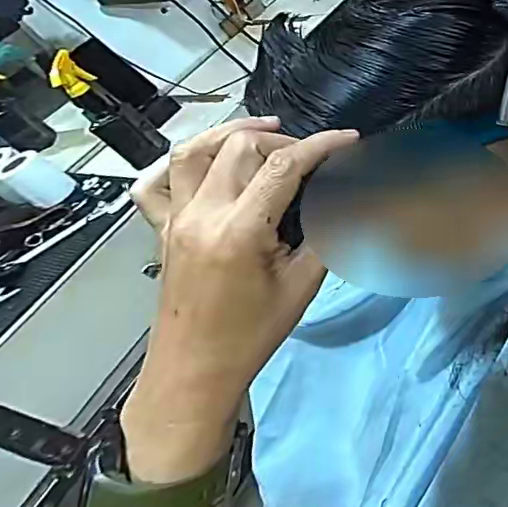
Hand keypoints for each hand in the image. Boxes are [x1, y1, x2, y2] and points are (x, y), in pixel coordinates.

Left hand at [121, 119, 357, 481]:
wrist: (193, 374)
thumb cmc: (251, 334)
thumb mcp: (303, 283)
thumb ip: (329, 234)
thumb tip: (352, 199)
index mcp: (239, 230)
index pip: (283, 165)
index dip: (322, 145)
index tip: (349, 140)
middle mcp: (200, 216)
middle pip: (239, 146)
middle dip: (284, 140)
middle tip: (312, 157)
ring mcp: (174, 220)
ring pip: (192, 151)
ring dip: (231, 132)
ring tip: (264, 131)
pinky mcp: (161, 230)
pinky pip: (155, 184)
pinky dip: (179, 162)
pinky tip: (205, 160)